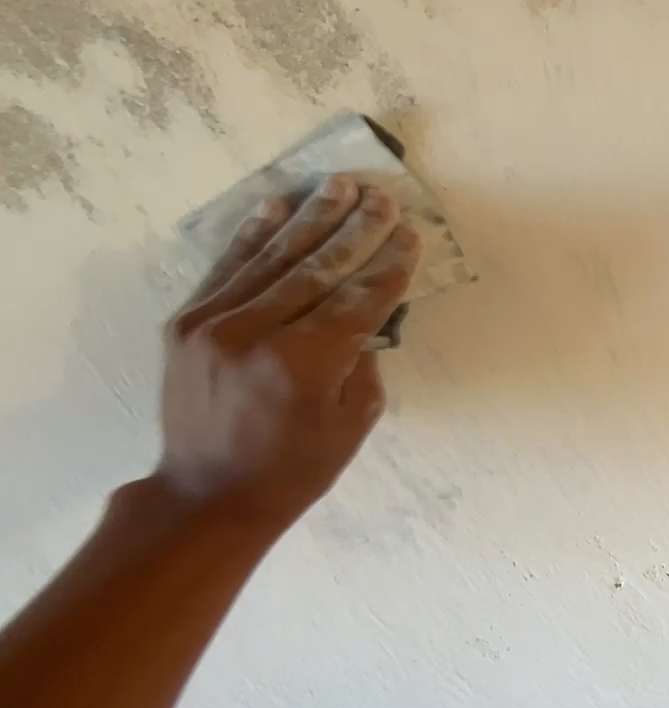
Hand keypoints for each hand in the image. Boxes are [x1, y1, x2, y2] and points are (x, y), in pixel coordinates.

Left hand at [157, 174, 419, 529]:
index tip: (410, 236)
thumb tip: (369, 315)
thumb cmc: (301, 465)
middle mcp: (253, 333)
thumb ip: (362, 360)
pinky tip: (277, 207)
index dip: (389, 267)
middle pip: (315, 269)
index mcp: (304, 363)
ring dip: (308, 220)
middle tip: (380, 197)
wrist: (212, 489)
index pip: (358, 301)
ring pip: (272, 259)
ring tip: (336, 187)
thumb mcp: (354, 419)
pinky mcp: (186, 320)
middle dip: (353, 230)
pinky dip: (253, 235)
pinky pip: (227, 268)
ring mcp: (212, 322)